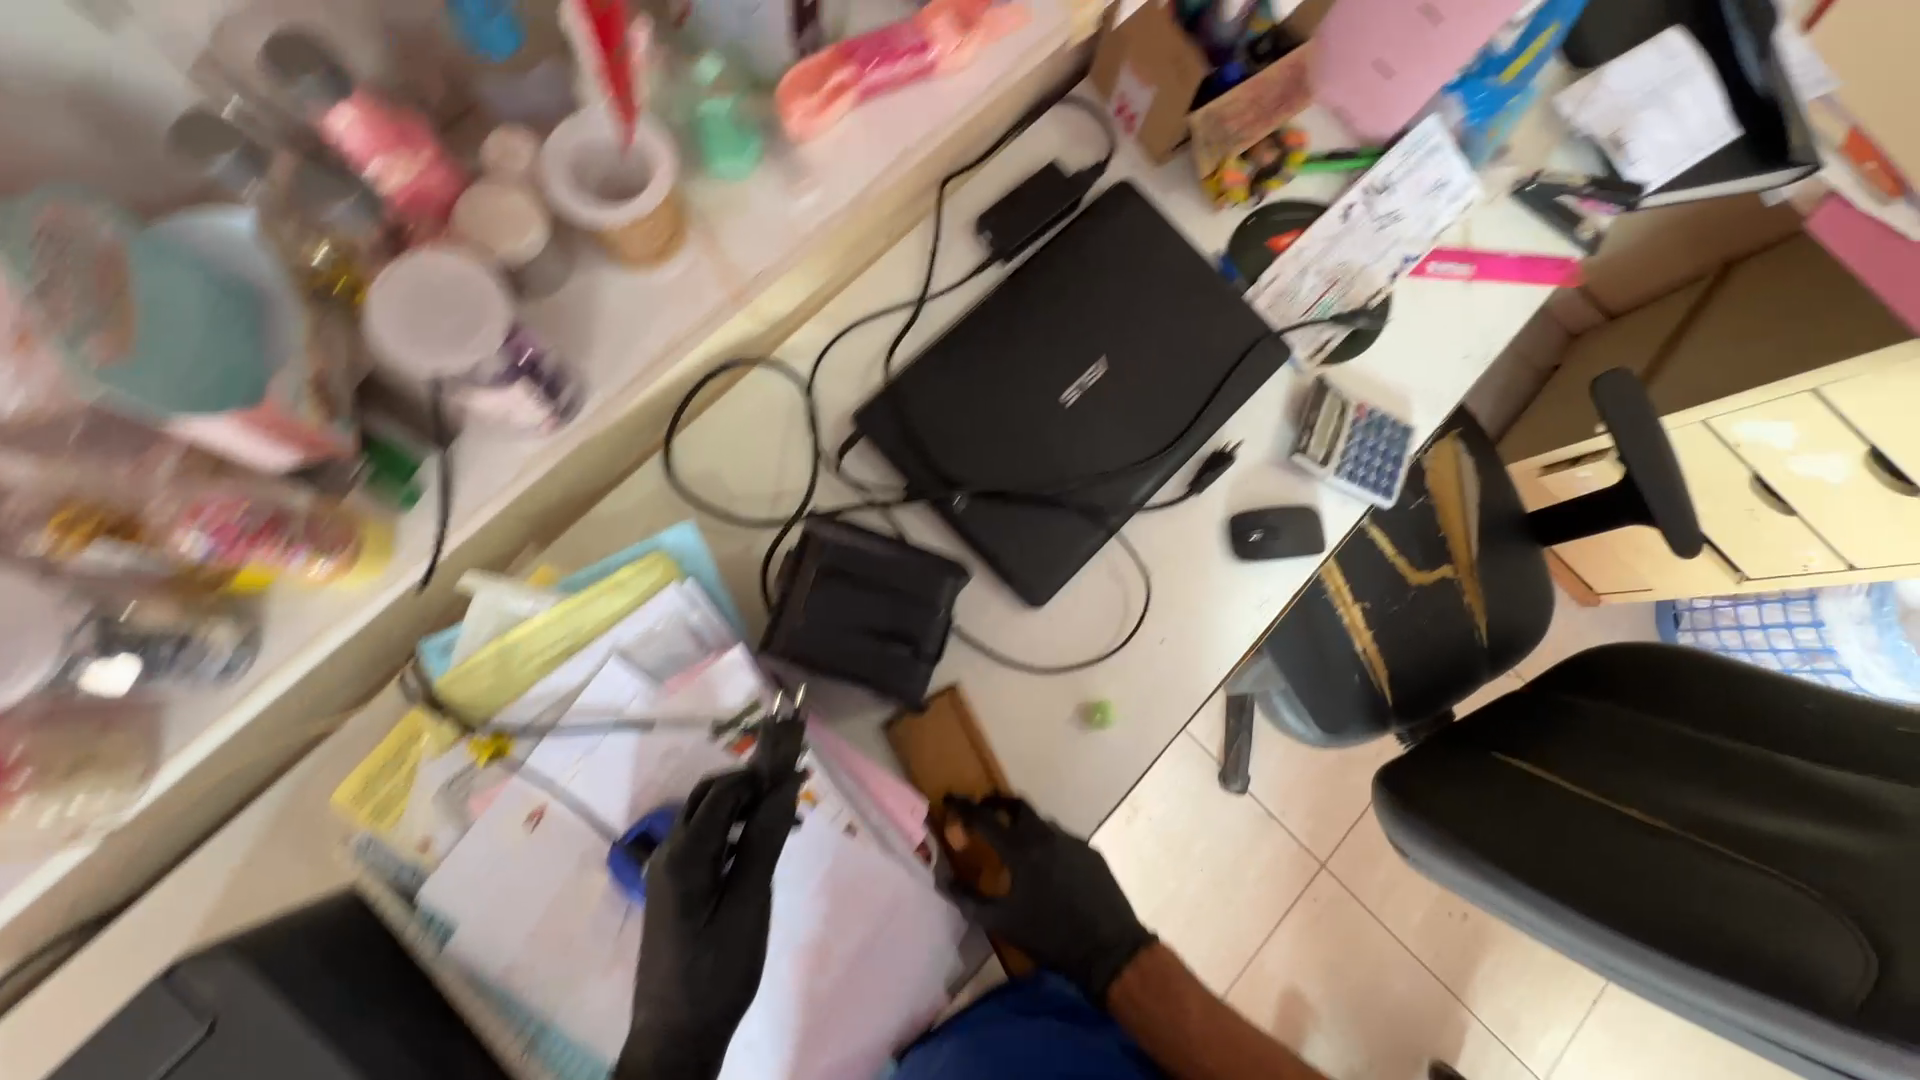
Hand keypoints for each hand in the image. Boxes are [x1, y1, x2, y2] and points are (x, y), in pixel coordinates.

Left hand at [619, 727, 803, 1079]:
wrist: (676, 1034)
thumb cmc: (719, 970)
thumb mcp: (749, 903)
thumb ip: (765, 840)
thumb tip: (785, 783)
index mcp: (684, 853)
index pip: (724, 790)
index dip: (760, 772)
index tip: (799, 767)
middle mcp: (668, 852)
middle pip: (709, 797)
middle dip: (749, 784)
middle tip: (792, 790)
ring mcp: (667, 872)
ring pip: (706, 818)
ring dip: (743, 807)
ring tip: (783, 818)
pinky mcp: (673, 889)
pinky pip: (703, 843)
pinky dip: (732, 832)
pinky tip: (758, 848)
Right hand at [940, 795, 1156, 1004]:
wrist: (1109, 949)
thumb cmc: (1050, 937)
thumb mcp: (1001, 922)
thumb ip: (968, 899)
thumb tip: (943, 880)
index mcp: (1020, 850)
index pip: (984, 818)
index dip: (964, 807)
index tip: (951, 799)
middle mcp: (1046, 835)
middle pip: (1017, 805)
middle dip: (997, 804)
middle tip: (984, 813)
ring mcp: (1072, 841)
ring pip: (1041, 822)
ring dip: (1024, 826)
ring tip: (1016, 847)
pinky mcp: (1090, 852)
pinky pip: (1062, 840)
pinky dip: (1047, 845)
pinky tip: (1048, 869)